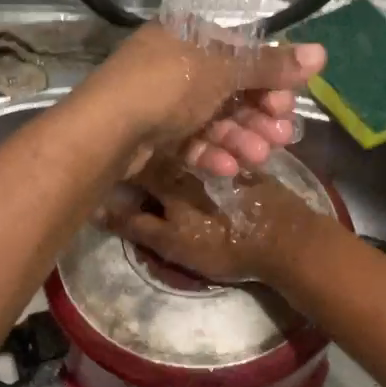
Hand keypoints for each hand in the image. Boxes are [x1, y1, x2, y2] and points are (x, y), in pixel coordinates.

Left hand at [82, 22, 323, 175]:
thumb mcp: (223, 70)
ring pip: (210, 120)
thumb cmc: (167, 86)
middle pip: (228, 91)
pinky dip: (209, 153)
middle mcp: (172, 64)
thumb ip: (271, 66)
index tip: (288, 105)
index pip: (239, 54)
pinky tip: (229, 168)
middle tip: (282, 137)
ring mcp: (159, 102)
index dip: (269, 81)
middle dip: (257, 116)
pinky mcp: (150, 135)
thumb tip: (322, 53)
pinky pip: (188, 142)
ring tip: (259, 158)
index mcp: (186, 35)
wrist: (105, 130)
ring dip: (239, 139)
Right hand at [99, 158, 341, 284]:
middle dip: (148, 147)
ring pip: (195, 143)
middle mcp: (195, 153)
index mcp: (169, 172)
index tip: (106, 162)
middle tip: (134, 161)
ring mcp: (224, 151)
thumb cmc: (224, 243)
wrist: (290, 242)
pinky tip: (207, 159)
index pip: (134, 157)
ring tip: (166, 162)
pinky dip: (210, 150)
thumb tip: (95, 210)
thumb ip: (134, 224)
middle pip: (164, 145)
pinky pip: (220, 145)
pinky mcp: (247, 159)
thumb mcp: (172, 242)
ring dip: (183, 149)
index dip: (119, 159)